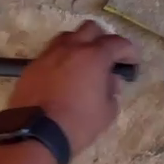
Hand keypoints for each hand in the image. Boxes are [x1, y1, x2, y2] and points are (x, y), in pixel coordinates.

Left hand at [0, 21, 137, 163]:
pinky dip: (61, 59)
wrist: (34, 134)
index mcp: (94, 56)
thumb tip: (110, 80)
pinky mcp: (32, 66)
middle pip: (90, 29)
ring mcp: (48, 55)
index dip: (129, 51)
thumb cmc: (77, 124)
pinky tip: (63, 77)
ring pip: (68, 37)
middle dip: (102, 40)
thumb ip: (112, 90)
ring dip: (79, 45)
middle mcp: (71, 48)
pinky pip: (51, 54)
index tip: (132, 62)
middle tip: (107, 58)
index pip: (118, 43)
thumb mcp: (107, 112)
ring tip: (83, 64)